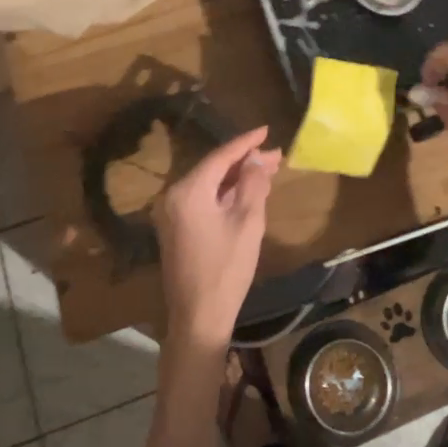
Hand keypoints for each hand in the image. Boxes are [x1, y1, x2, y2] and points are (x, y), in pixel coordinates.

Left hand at [151, 126, 280, 346]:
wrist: (198, 316)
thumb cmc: (226, 269)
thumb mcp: (248, 223)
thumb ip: (253, 185)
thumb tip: (257, 159)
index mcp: (188, 191)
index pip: (220, 156)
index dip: (246, 143)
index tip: (266, 130)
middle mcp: (173, 196)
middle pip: (213, 169)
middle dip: (245, 161)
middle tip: (275, 155)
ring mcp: (171, 213)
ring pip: (208, 184)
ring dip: (236, 178)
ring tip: (267, 169)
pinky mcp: (175, 227)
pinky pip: (202, 199)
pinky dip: (224, 193)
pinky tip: (246, 191)